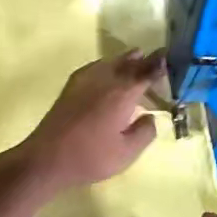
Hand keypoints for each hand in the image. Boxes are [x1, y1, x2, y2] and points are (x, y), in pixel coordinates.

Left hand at [1, 50, 162, 197]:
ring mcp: (87, 79)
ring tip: (137, 60)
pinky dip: (109, 64)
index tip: (170, 58)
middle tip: (157, 60)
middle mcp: (106, 79)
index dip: (160, 64)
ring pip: (112, 61)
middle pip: (130, 62)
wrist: (46, 158)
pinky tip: (109, 71)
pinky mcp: (72, 85)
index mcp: (123, 93)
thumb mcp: (126, 153)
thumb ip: (144, 132)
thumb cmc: (90, 157)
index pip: (147, 71)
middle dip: (145, 60)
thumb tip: (150, 117)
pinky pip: (97, 65)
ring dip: (127, 60)